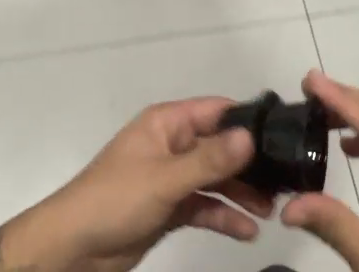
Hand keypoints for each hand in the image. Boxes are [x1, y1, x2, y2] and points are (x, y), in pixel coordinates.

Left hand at [0, 97, 274, 271]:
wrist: (73, 247)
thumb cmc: (115, 199)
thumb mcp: (165, 178)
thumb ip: (209, 159)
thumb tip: (250, 134)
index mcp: (166, 123)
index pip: (215, 111)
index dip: (247, 120)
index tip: (284, 134)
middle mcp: (171, 145)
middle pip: (219, 148)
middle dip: (249, 164)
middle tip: (285, 182)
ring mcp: (169, 178)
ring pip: (214, 179)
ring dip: (241, 193)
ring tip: (273, 210)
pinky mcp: (168, 208)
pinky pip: (204, 206)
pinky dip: (224, 216)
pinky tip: (247, 231)